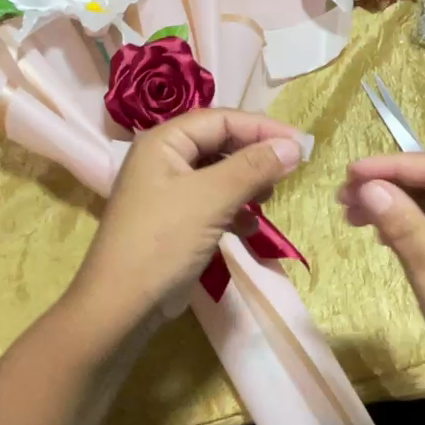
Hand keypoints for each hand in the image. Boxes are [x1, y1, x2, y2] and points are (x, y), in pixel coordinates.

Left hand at [71, 109, 305, 326]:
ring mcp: (167, 193)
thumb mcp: (211, 199)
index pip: (221, 119)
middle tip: (287, 173)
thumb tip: (294, 145)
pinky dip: (233, 210)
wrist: (122, 304)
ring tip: (268, 199)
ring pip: (218, 175)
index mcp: (163, 143)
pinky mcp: (174, 223)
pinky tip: (249, 227)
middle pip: (220, 144)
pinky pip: (212, 204)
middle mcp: (163, 160)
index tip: (302, 145)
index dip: (263, 128)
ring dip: (247, 184)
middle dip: (255, 157)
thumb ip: (252, 168)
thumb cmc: (163, 242)